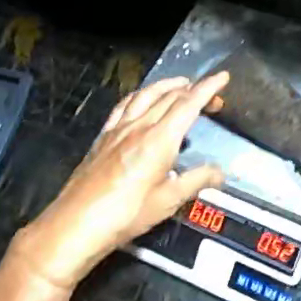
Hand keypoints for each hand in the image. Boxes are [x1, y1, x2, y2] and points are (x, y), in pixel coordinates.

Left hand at [10, 73, 228, 289]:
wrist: (79, 222)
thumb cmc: (124, 214)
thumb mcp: (169, 200)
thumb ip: (197, 181)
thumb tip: (217, 173)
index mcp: (159, 139)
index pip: (188, 103)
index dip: (208, 88)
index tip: (222, 78)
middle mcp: (138, 127)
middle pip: (169, 96)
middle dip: (193, 89)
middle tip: (210, 95)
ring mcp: (118, 130)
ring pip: (145, 95)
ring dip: (166, 86)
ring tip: (179, 85)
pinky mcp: (103, 138)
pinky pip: (124, 106)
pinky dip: (139, 96)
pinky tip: (141, 101)